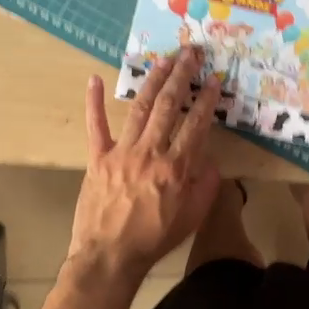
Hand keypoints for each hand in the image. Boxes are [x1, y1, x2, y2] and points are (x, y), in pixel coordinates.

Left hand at [71, 48, 222, 278]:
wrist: (109, 256)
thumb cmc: (155, 239)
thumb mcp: (193, 216)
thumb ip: (206, 185)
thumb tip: (210, 160)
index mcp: (176, 167)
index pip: (196, 124)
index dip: (207, 99)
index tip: (214, 79)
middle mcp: (150, 152)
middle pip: (169, 106)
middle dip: (182, 76)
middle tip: (190, 52)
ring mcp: (121, 152)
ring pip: (140, 109)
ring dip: (152, 81)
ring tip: (163, 60)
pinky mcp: (97, 159)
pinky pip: (96, 126)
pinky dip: (94, 102)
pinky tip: (95, 80)